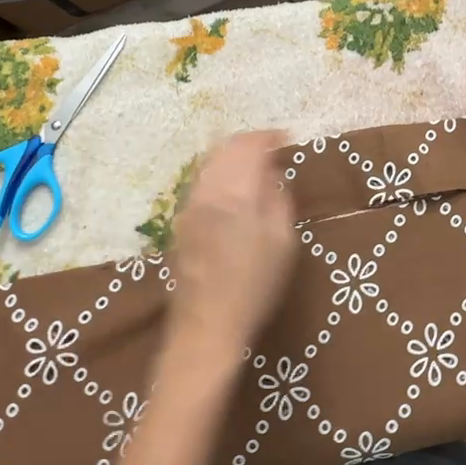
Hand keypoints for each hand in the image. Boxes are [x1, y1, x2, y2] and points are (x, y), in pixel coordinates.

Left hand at [165, 132, 297, 351]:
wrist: (207, 327)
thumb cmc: (255, 286)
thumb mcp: (283, 240)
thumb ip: (278, 197)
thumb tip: (272, 172)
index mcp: (235, 193)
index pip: (249, 145)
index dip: (269, 137)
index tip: (286, 139)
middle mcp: (207, 191)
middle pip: (225, 147)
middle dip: (249, 142)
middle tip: (271, 149)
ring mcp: (188, 206)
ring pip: (208, 162)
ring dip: (231, 155)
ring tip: (253, 166)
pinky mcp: (180, 222)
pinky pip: (200, 181)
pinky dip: (218, 172)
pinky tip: (233, 188)